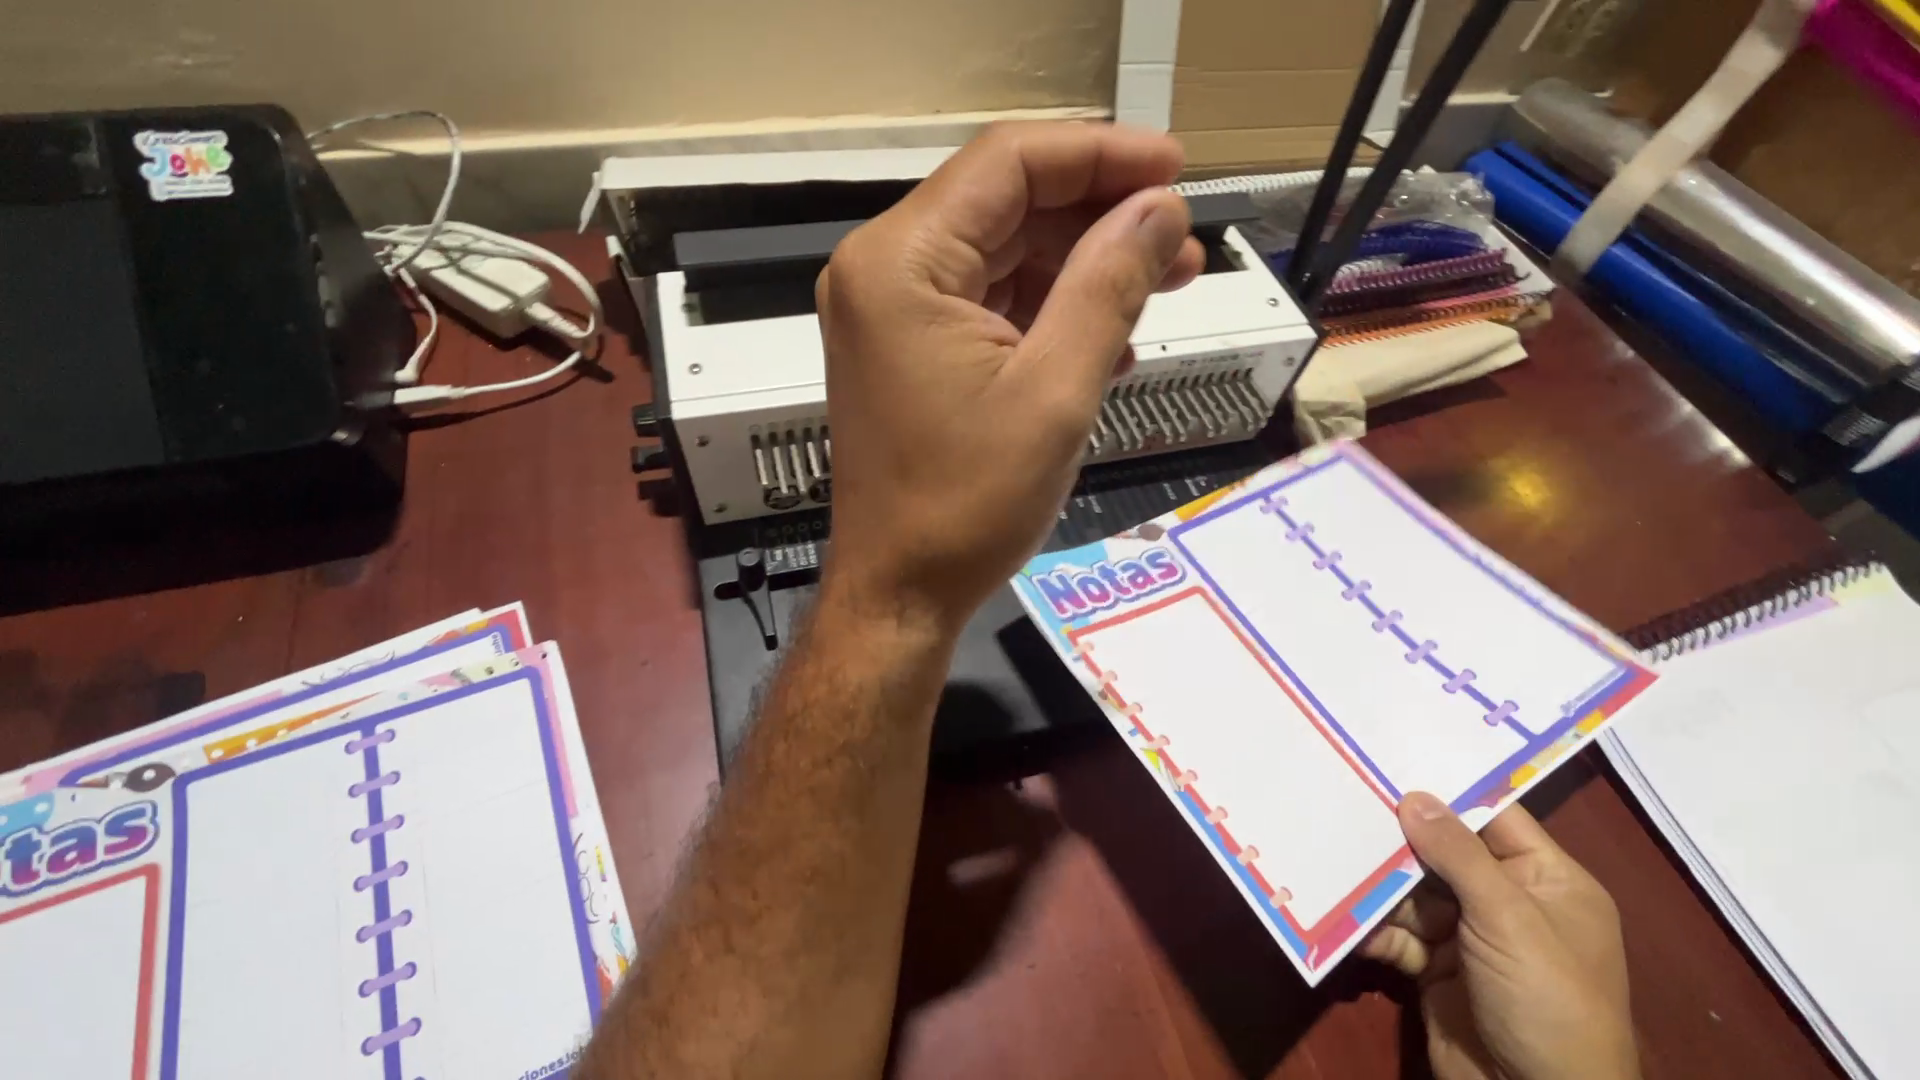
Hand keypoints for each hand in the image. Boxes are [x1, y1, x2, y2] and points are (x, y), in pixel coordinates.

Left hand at [815, 122, 1203, 632]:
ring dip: (1083, 266)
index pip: (1008, 163)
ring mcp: (892, 314)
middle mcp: (884, 273)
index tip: (1177, 170)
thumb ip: (1109, 287)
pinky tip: (1111, 338)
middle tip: (1183, 242)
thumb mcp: (1055, 393)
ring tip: (1167, 283)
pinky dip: (1048, 311)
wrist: (900, 593)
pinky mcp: (910, 352)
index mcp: (900, 265)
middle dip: (1100, 217)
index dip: (1100, 155)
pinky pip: (988, 305)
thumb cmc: (966, 507)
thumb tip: (1160, 211)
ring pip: (1003, 255)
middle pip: (1006, 204)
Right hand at [1361, 794, 1640, 1079]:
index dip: (1448, 791)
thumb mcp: (1510, 920)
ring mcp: (1470, 937)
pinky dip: (1372, 926)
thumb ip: (1459, 854)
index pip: (1495, 818)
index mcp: (1548, 883)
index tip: (1393, 757)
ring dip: (1378, 884)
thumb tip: (1413, 794)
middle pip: (1443, 853)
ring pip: (1412, 891)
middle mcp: (1509, 903)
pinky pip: (1397, 932)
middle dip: (1398, 836)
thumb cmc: (1547, 1001)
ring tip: (1334, 856)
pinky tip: (1343, 917)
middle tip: (1346, 799)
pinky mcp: (1436, 968)